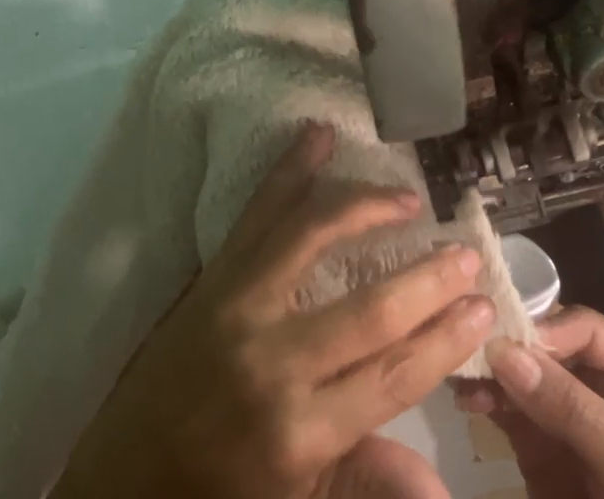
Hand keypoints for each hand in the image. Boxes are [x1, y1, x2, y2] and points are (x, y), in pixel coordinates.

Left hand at [51, 123, 493, 498]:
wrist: (119, 476)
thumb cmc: (218, 490)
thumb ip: (366, 479)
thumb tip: (441, 483)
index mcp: (301, 430)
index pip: (394, 375)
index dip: (445, 339)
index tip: (484, 308)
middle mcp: (272, 363)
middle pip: (369, 310)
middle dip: (428, 280)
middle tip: (467, 253)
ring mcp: (236, 309)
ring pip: (310, 239)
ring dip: (364, 209)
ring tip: (406, 197)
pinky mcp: (210, 280)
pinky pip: (256, 217)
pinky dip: (288, 173)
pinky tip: (316, 139)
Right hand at [454, 308, 603, 498]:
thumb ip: (569, 404)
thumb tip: (504, 352)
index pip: (585, 328)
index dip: (545, 331)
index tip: (505, 342)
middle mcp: (599, 374)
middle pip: (544, 342)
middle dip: (508, 345)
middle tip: (469, 347)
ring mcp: (565, 404)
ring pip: (519, 370)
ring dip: (490, 371)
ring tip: (462, 379)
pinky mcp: (539, 434)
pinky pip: (507, 404)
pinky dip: (484, 398)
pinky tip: (466, 400)